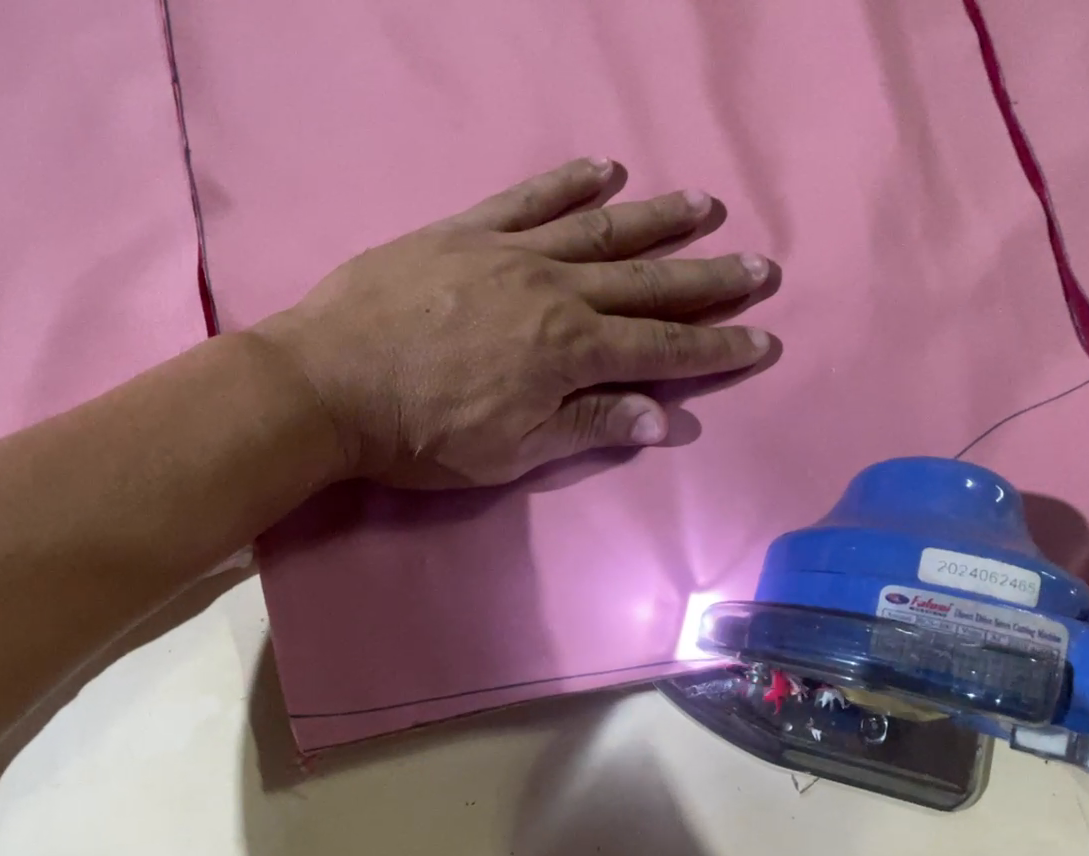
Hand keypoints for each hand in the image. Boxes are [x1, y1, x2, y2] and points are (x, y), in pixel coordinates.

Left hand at [250, 158, 775, 488]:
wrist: (327, 384)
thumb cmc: (418, 436)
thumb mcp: (509, 453)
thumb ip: (586, 428)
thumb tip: (665, 421)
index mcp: (568, 354)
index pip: (661, 350)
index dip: (715, 349)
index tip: (762, 340)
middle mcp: (555, 292)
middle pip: (647, 284)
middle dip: (708, 281)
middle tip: (761, 267)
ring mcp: (511, 253)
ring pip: (601, 231)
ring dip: (659, 221)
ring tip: (707, 207)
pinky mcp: (466, 231)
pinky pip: (529, 198)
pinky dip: (570, 182)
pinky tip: (606, 169)